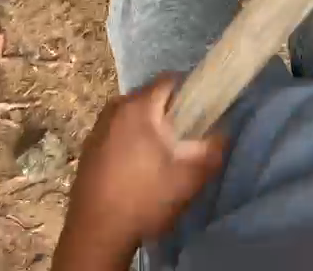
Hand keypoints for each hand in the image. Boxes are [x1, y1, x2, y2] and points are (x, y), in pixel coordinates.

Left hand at [55, 75, 227, 268]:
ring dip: (149, 126)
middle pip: (150, 96)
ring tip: (162, 155)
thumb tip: (223, 131)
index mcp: (139, 105)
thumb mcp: (188, 179)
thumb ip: (212, 150)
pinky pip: (117, 130)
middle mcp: (115, 106)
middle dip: (169, 112)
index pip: (169, 80)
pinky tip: (137, 167)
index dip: (189, 91)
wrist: (96, 232)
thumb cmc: (145, 198)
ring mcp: (98, 125)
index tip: (202, 110)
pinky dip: (130, 139)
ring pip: (133, 114)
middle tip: (185, 136)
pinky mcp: (89, 145)